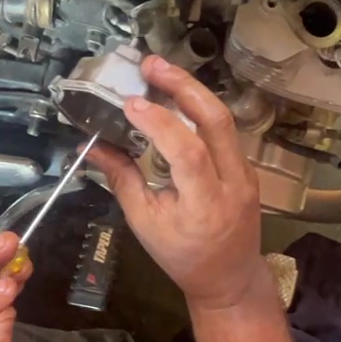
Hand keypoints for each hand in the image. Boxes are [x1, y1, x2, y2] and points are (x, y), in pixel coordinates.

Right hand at [91, 54, 270, 312]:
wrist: (229, 276)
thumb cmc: (183, 256)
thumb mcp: (145, 224)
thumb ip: (122, 180)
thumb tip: (93, 145)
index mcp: (206, 205)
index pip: (188, 153)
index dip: (160, 124)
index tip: (131, 103)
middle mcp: (233, 182)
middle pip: (217, 121)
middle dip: (184, 87)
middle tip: (151, 65)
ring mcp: (246, 170)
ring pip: (224, 118)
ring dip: (191, 89)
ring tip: (160, 70)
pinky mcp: (247, 164)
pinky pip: (224, 128)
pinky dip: (199, 107)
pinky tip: (178, 93)